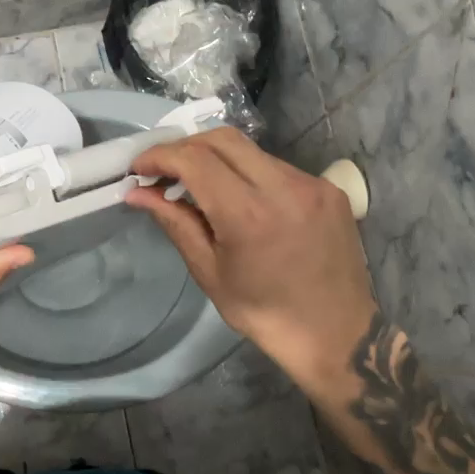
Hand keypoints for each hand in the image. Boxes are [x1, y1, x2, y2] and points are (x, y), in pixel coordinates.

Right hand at [125, 128, 376, 391]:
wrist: (336, 334)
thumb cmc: (264, 314)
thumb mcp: (209, 272)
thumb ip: (175, 222)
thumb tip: (138, 192)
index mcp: (248, 215)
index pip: (195, 160)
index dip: (160, 156)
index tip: (140, 167)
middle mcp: (283, 188)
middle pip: (222, 139)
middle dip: (185, 147)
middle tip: (164, 168)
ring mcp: (311, 184)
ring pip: (251, 150)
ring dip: (217, 158)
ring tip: (198, 183)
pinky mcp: (329, 189)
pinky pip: (278, 166)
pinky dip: (248, 172)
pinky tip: (240, 197)